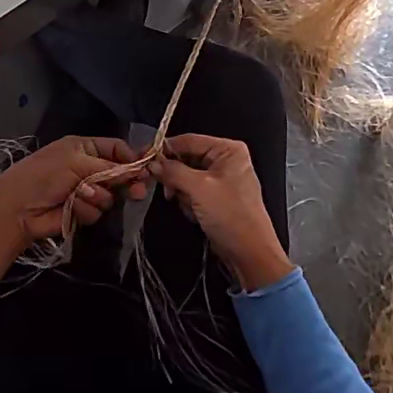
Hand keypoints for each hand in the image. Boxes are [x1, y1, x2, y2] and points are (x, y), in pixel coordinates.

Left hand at [0, 135, 147, 248]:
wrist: (16, 210)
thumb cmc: (43, 176)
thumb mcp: (76, 162)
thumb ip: (110, 166)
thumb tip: (138, 169)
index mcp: (85, 148)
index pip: (117, 149)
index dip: (132, 158)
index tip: (146, 168)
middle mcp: (88, 167)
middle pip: (120, 173)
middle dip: (126, 181)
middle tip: (137, 191)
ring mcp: (86, 191)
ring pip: (110, 195)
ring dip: (98, 196)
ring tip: (81, 195)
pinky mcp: (82, 212)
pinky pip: (98, 210)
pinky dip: (87, 209)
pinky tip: (72, 207)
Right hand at [148, 134, 291, 289]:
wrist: (248, 252)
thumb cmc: (230, 215)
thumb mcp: (199, 189)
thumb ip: (173, 172)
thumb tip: (152, 163)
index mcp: (228, 150)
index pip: (189, 140)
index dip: (165, 149)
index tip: (143, 158)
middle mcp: (226, 160)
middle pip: (186, 159)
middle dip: (176, 178)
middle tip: (168, 192)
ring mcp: (221, 179)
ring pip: (186, 177)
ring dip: (183, 194)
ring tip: (191, 207)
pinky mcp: (216, 198)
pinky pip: (193, 193)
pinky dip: (189, 203)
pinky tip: (196, 215)